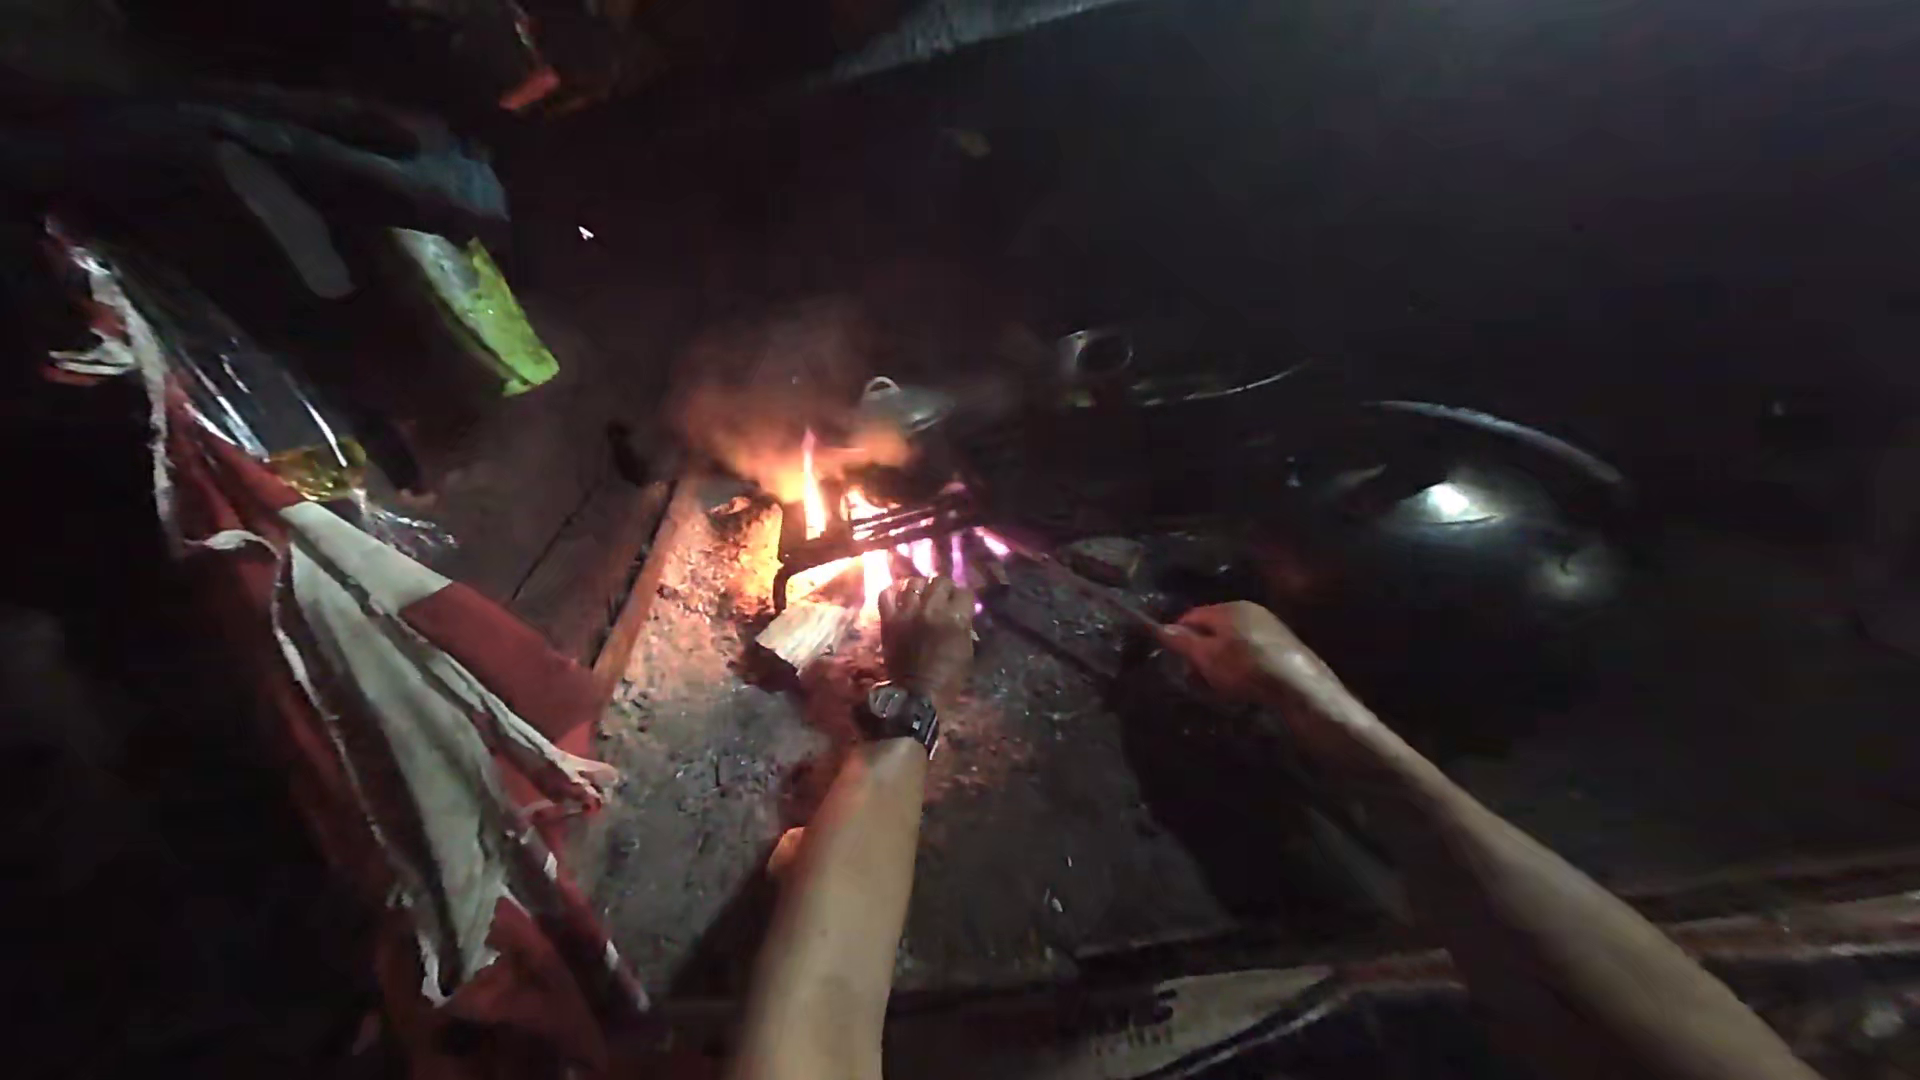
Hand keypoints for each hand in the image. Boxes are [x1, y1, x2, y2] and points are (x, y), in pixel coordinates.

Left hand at [878, 576, 974, 705]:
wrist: (917, 694)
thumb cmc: (948, 677)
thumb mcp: (967, 652)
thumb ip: (965, 627)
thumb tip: (962, 614)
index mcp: (955, 618)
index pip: (964, 593)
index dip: (964, 598)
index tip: (962, 605)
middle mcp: (932, 609)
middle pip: (940, 580)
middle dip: (944, 588)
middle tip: (943, 597)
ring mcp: (907, 612)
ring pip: (913, 582)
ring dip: (920, 586)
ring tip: (921, 595)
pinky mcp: (889, 619)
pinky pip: (886, 594)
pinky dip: (893, 592)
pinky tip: (899, 596)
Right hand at [1158, 601, 1330, 704]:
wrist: (1301, 690)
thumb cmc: (1245, 670)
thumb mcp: (1206, 657)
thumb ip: (1181, 641)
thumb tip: (1160, 627)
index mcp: (1229, 608)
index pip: (1191, 616)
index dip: (1179, 637)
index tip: (1178, 661)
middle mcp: (1250, 610)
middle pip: (1212, 629)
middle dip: (1201, 652)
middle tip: (1198, 678)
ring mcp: (1269, 626)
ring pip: (1231, 641)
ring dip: (1220, 661)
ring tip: (1221, 685)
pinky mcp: (1284, 645)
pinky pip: (1250, 651)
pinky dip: (1241, 665)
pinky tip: (1244, 685)